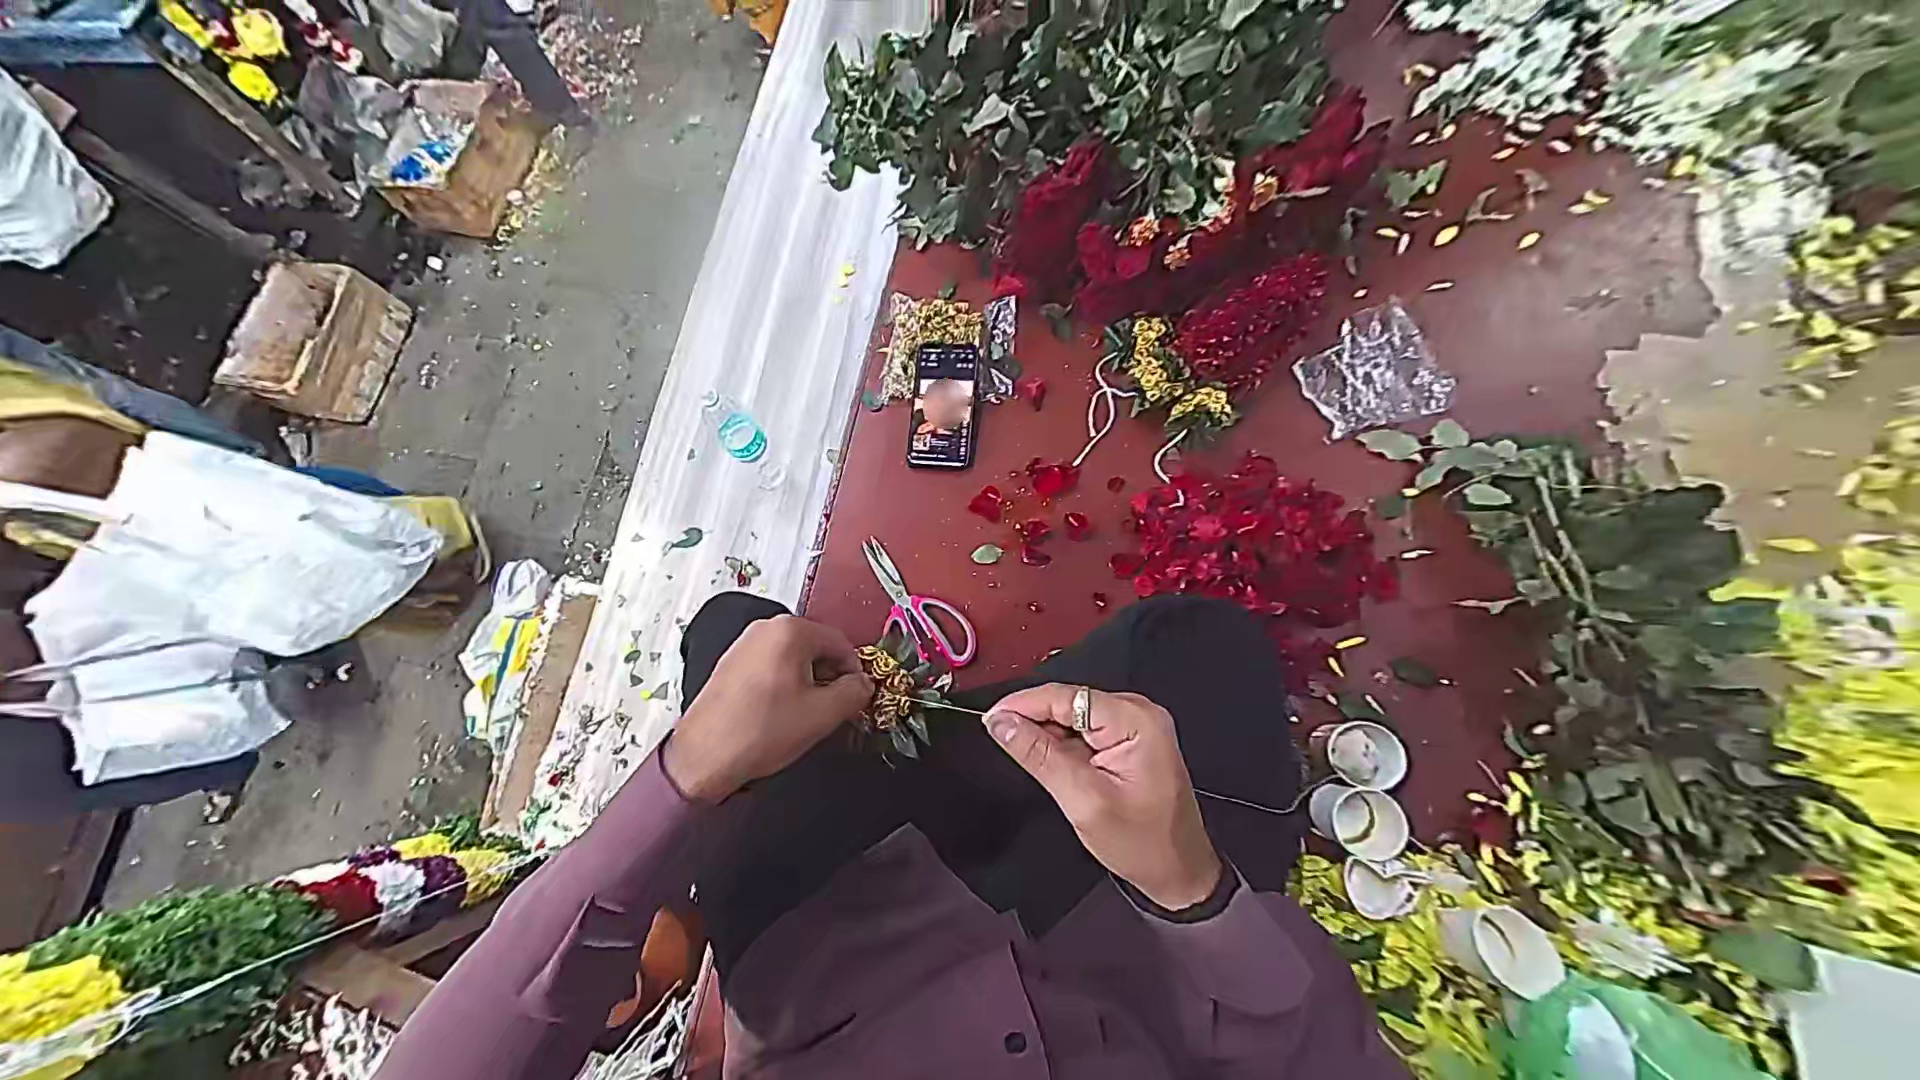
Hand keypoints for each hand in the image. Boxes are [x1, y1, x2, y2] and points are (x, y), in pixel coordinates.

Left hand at [663, 616, 871, 801]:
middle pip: (818, 648)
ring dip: (808, 683)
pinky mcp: (733, 663)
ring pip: (796, 658)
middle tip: (833, 709)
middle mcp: (766, 629)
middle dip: (830, 677)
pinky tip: (781, 714)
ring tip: (805, 716)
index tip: (856, 696)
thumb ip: (855, 693)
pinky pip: (773, 666)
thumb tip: (863, 684)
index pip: (842, 644)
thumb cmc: (758, 732)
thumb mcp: (823, 714)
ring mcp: (746, 645)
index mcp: (790, 631)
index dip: (855, 673)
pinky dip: (785, 685)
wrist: (702, 758)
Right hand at [983, 684, 1223, 909]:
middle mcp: (1138, 711)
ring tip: (1025, 753)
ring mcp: (1135, 722)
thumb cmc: (1141, 843)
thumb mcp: (1083, 800)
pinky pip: (1084, 727)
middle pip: (1069, 700)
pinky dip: (1061, 741)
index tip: (990, 718)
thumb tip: (1000, 722)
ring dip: (1046, 731)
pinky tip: (1051, 759)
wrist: (1180, 872)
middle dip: (1033, 717)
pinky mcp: (1128, 735)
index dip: (1023, 704)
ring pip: (1072, 713)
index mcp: (1136, 720)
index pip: (1067, 696)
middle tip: (1000, 737)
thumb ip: (1039, 755)